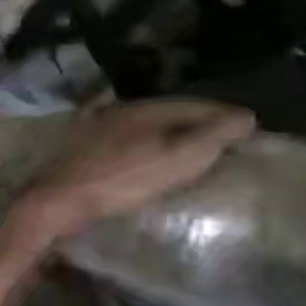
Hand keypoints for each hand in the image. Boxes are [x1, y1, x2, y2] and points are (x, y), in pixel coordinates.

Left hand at [14, 99, 255, 240]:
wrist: (59, 199)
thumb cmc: (121, 180)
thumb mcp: (176, 160)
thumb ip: (212, 136)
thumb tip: (246, 116)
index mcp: (148, 109)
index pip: (196, 105)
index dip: (224, 117)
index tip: (246, 130)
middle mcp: (120, 108)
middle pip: (167, 110)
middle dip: (194, 121)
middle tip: (218, 137)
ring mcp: (93, 124)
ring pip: (136, 117)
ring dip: (161, 125)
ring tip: (181, 139)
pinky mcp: (75, 142)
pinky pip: (103, 123)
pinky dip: (118, 122)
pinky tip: (114, 114)